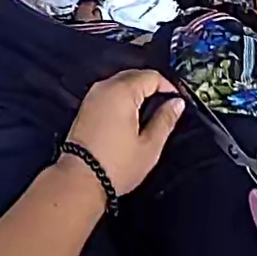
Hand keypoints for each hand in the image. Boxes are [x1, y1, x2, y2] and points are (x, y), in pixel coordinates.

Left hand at [65, 69, 183, 194]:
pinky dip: (123, 95)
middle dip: (152, 85)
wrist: (79, 180)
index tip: (177, 100)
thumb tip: (177, 102)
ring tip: (150, 110)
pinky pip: (110, 90)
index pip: (151, 76)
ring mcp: (93, 94)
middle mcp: (106, 86)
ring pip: (121, 81)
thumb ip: (165, 120)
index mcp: (123, 91)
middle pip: (135, 75)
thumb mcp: (149, 146)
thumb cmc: (117, 165)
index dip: (168, 86)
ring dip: (137, 90)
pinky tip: (130, 114)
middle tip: (166, 104)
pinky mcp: (86, 105)